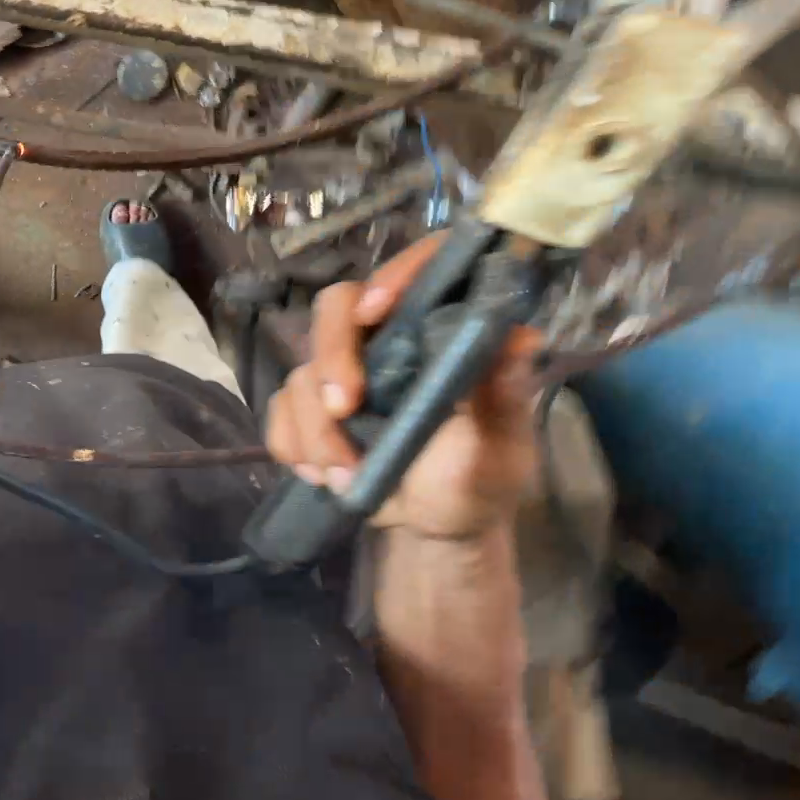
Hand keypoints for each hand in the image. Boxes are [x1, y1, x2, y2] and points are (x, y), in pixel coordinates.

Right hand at [265, 233, 540, 543]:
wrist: (432, 526)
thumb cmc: (478, 479)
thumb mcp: (500, 443)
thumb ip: (503, 395)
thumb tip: (521, 337)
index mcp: (438, 332)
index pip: (418, 273)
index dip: (395, 275)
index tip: (376, 310)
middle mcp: (383, 342)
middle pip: (334, 310)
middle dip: (332, 359)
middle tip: (345, 408)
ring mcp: (337, 374)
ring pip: (301, 376)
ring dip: (317, 431)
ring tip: (347, 477)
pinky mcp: (304, 408)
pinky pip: (278, 415)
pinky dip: (294, 447)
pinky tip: (323, 475)